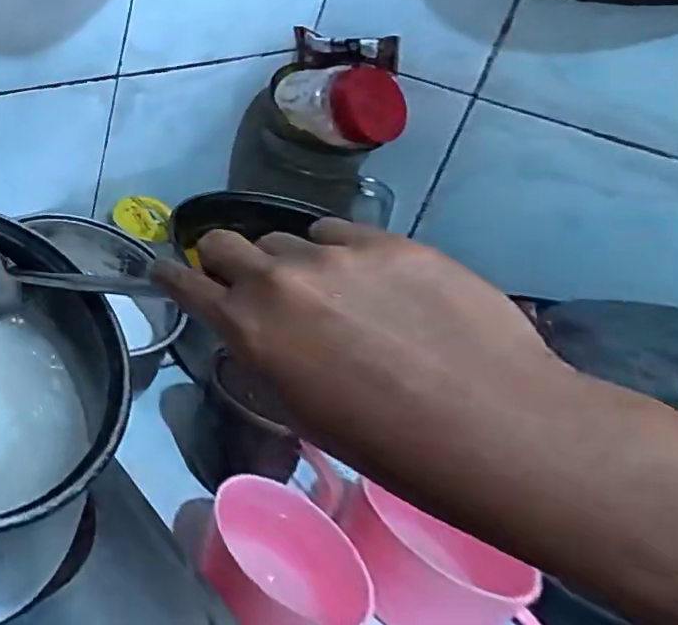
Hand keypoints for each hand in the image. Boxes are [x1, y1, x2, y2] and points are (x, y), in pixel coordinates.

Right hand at [155, 219, 570, 458]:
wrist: (510, 432)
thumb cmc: (393, 444)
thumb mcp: (298, 409)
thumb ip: (259, 355)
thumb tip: (252, 331)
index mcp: (247, 327)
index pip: (182, 282)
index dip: (170, 275)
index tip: (167, 271)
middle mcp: (275, 281)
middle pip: (221, 242)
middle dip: (228, 260)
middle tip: (259, 284)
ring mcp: (330, 256)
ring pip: (284, 239)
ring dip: (294, 262)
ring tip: (338, 291)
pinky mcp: (385, 243)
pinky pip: (339, 233)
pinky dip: (344, 253)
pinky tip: (380, 283)